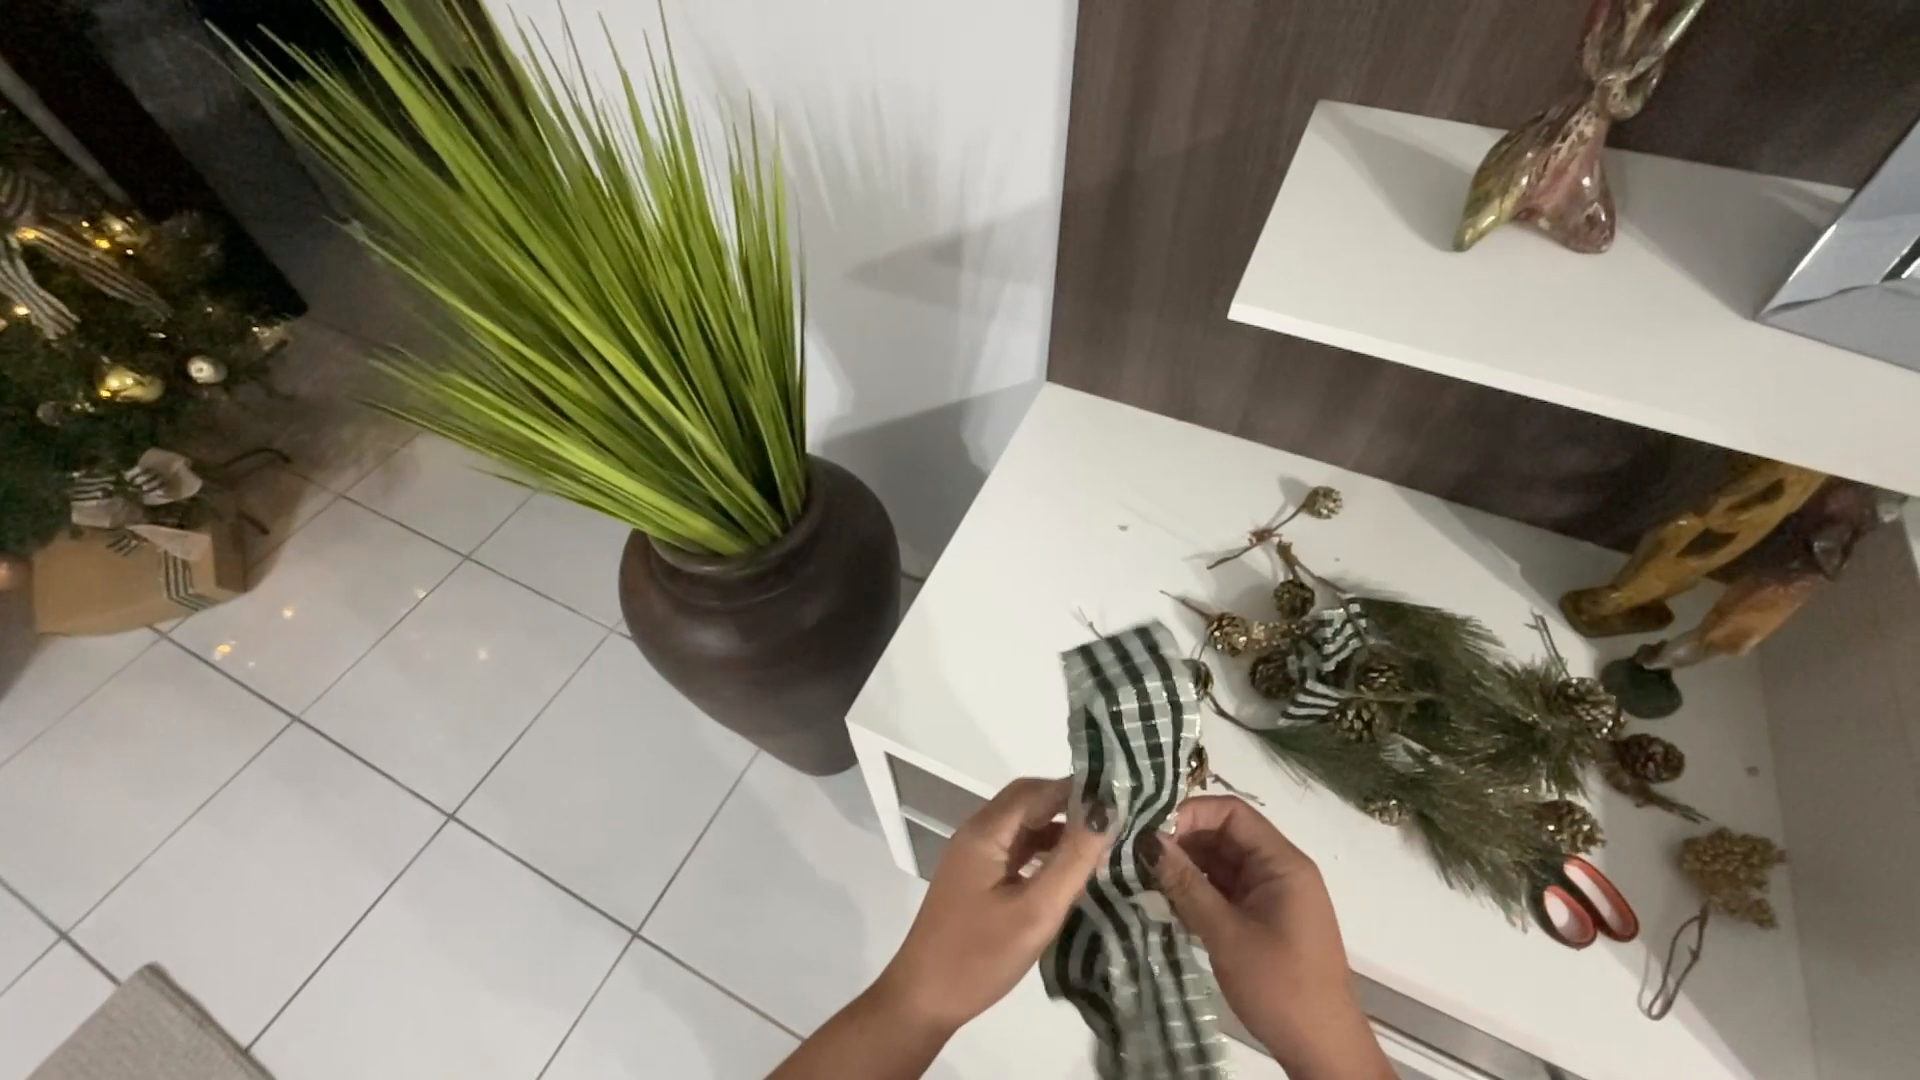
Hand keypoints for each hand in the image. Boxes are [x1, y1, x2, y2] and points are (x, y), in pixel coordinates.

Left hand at [874, 777, 1112, 1036]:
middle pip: (1029, 802)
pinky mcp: (979, 878)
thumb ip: (1072, 860)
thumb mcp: (1035, 911)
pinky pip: (1017, 849)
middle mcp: (978, 833)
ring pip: (1024, 826)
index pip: (1036, 790)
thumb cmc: (979, 956)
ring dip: (1059, 828)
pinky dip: (1045, 850)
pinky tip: (1072, 868)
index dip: (1076, 787)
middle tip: (1115, 816)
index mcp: (986, 831)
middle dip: (1070, 804)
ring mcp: (976, 856)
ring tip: (1104, 840)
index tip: (1119, 795)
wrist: (924, 1000)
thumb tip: (1105, 812)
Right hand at [1143, 796, 1392, 1079]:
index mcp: (1282, 862)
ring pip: (1219, 861)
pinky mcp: (1261, 917)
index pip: (1231, 812)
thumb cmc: (1280, 987)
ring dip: (1185, 865)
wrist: (1323, 1053)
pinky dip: (1195, 889)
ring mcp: (1269, 894)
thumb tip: (1146, 841)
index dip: (1190, 812)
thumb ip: (1185, 883)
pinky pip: (1223, 888)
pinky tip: (1167, 900)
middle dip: (1181, 839)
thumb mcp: (1226, 933)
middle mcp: (1278, 869)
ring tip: (1144, 875)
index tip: (1150, 831)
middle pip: (1223, 834)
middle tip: (1138, 854)